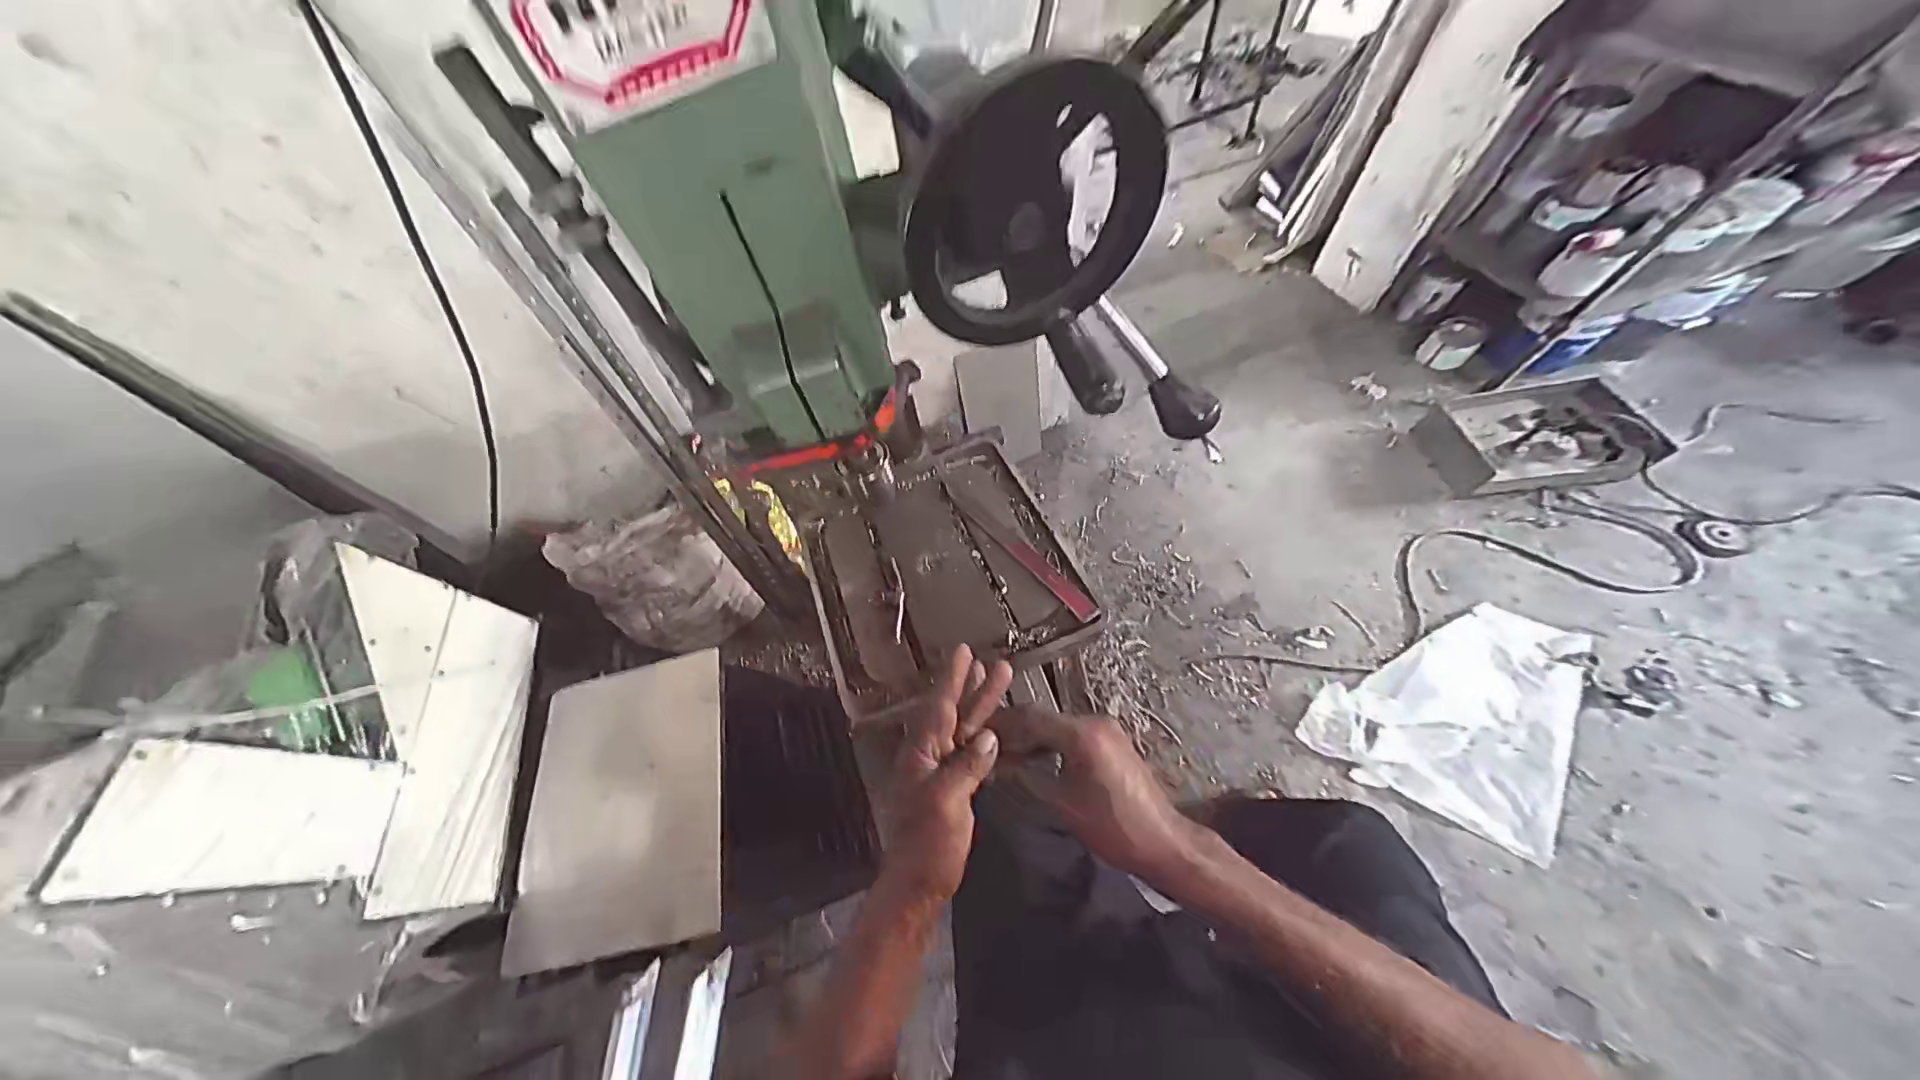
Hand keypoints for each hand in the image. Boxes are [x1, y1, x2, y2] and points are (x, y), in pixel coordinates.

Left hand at [879, 646, 1011, 901]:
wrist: (919, 882)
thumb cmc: (928, 844)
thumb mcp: (947, 802)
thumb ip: (967, 767)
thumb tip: (987, 738)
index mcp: (921, 754)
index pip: (939, 707)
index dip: (952, 679)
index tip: (962, 652)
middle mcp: (929, 756)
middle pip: (954, 713)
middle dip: (972, 687)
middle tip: (990, 662)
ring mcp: (940, 771)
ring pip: (964, 730)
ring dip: (980, 706)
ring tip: (997, 680)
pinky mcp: (953, 786)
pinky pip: (971, 752)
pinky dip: (985, 735)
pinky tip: (997, 727)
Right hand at [989, 705, 1203, 882]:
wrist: (1163, 843)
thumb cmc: (1114, 828)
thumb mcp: (1062, 803)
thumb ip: (1027, 776)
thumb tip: (997, 762)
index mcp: (1082, 733)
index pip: (1030, 717)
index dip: (999, 724)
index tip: (973, 732)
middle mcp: (1093, 721)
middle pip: (1041, 717)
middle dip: (1011, 729)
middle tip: (981, 742)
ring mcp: (1104, 729)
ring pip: (1054, 724)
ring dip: (1028, 736)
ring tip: (999, 751)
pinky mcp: (1108, 741)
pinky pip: (1069, 734)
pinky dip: (1047, 742)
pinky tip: (1029, 756)